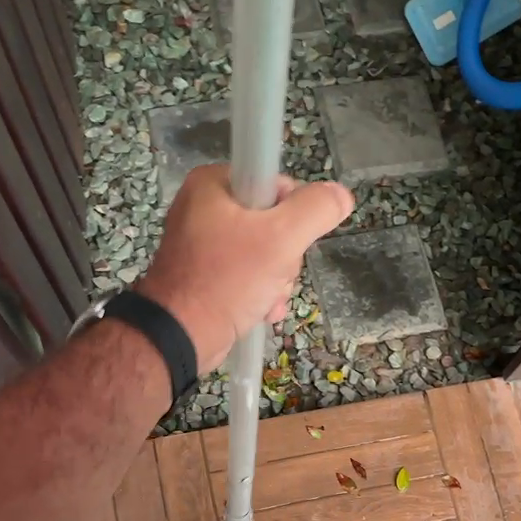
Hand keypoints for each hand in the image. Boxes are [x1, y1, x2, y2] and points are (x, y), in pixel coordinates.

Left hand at [134, 164, 354, 373]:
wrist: (180, 336)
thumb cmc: (227, 280)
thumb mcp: (281, 239)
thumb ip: (316, 209)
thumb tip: (340, 195)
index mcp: (213, 183)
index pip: (276, 184)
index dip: (294, 214)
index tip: (290, 242)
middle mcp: (204, 207)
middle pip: (273, 222)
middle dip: (284, 257)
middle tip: (276, 275)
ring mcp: (202, 244)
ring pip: (264, 253)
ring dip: (276, 280)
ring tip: (267, 300)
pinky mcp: (204, 275)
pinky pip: (245, 275)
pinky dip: (259, 293)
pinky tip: (262, 311)